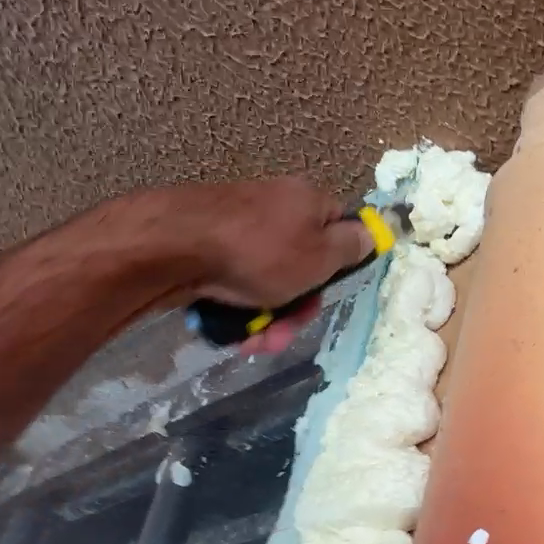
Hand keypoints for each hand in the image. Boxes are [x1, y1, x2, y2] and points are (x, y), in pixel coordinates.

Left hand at [131, 175, 374, 310]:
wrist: (172, 249)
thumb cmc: (260, 252)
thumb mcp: (323, 256)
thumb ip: (352, 247)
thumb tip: (372, 233)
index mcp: (306, 201)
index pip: (341, 228)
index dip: (342, 263)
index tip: (331, 289)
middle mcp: (274, 208)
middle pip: (303, 265)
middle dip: (299, 307)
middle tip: (287, 331)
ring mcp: (238, 228)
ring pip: (269, 283)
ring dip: (270, 319)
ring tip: (257, 342)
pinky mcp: (207, 249)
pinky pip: (238, 285)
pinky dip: (241, 311)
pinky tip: (235, 332)